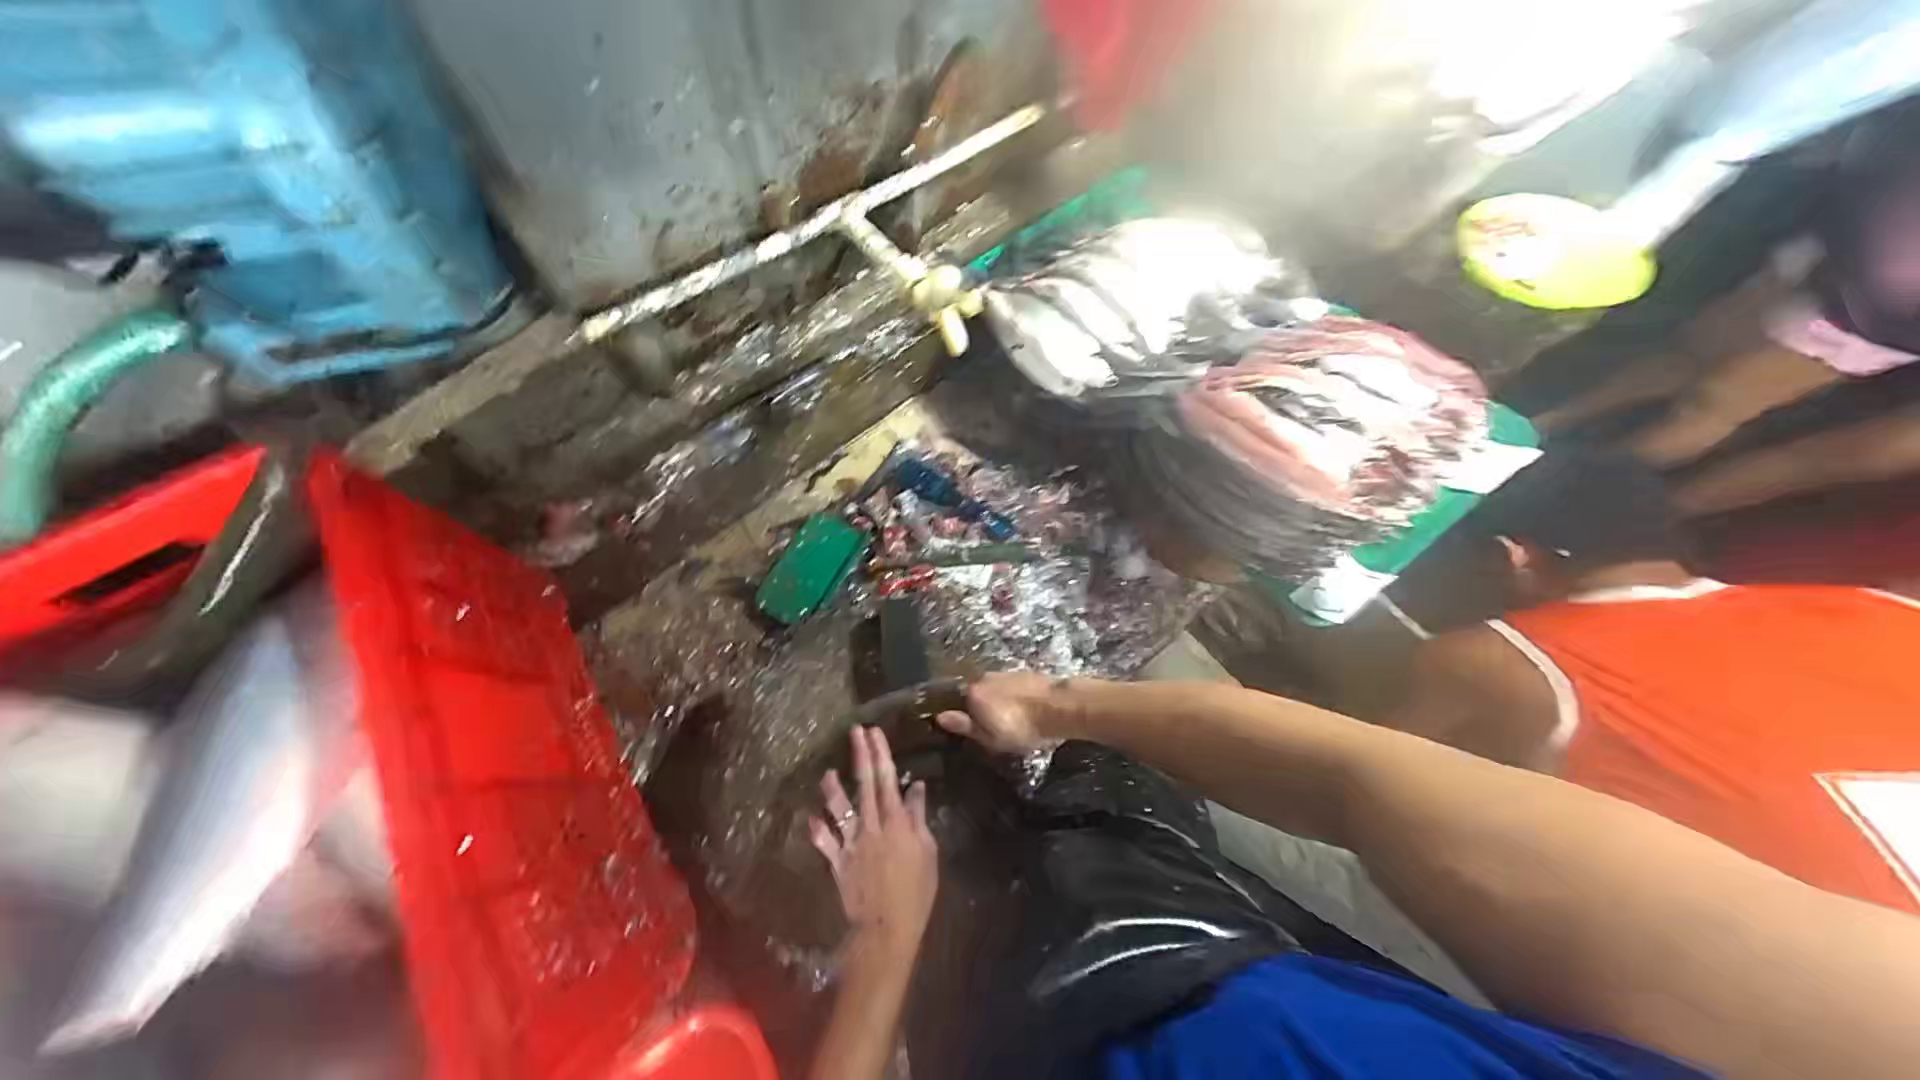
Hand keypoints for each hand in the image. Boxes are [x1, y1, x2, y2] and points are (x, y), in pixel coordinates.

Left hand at [809, 727, 937, 953]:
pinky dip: (818, 830)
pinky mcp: (838, 863)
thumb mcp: (927, 851)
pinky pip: (825, 842)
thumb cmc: (916, 891)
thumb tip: (916, 787)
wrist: (887, 928)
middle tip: (855, 732)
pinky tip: (812, 818)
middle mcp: (871, 825)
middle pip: (864, 785)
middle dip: (860, 755)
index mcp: (896, 821)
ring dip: (833, 789)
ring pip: (840, 809)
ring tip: (827, 772)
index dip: (880, 753)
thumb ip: (918, 817)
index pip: (887, 779)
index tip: (874, 732)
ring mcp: (851, 843)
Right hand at [935, 671, 1061, 753]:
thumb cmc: (1021, 727)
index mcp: (973, 692)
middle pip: (975, 693)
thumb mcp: (990, 737)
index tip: (968, 728)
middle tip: (990, 726)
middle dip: (980, 707)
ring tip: (1009, 719)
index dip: (962, 716)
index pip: (957, 701)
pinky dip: (1012, 697)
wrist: (1059, 706)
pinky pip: (1010, 687)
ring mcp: (1006, 673)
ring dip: (998, 701)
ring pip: (994, 689)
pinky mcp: (1024, 673)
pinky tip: (1021, 708)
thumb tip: (940, 716)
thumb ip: (965, 726)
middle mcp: (985, 677)